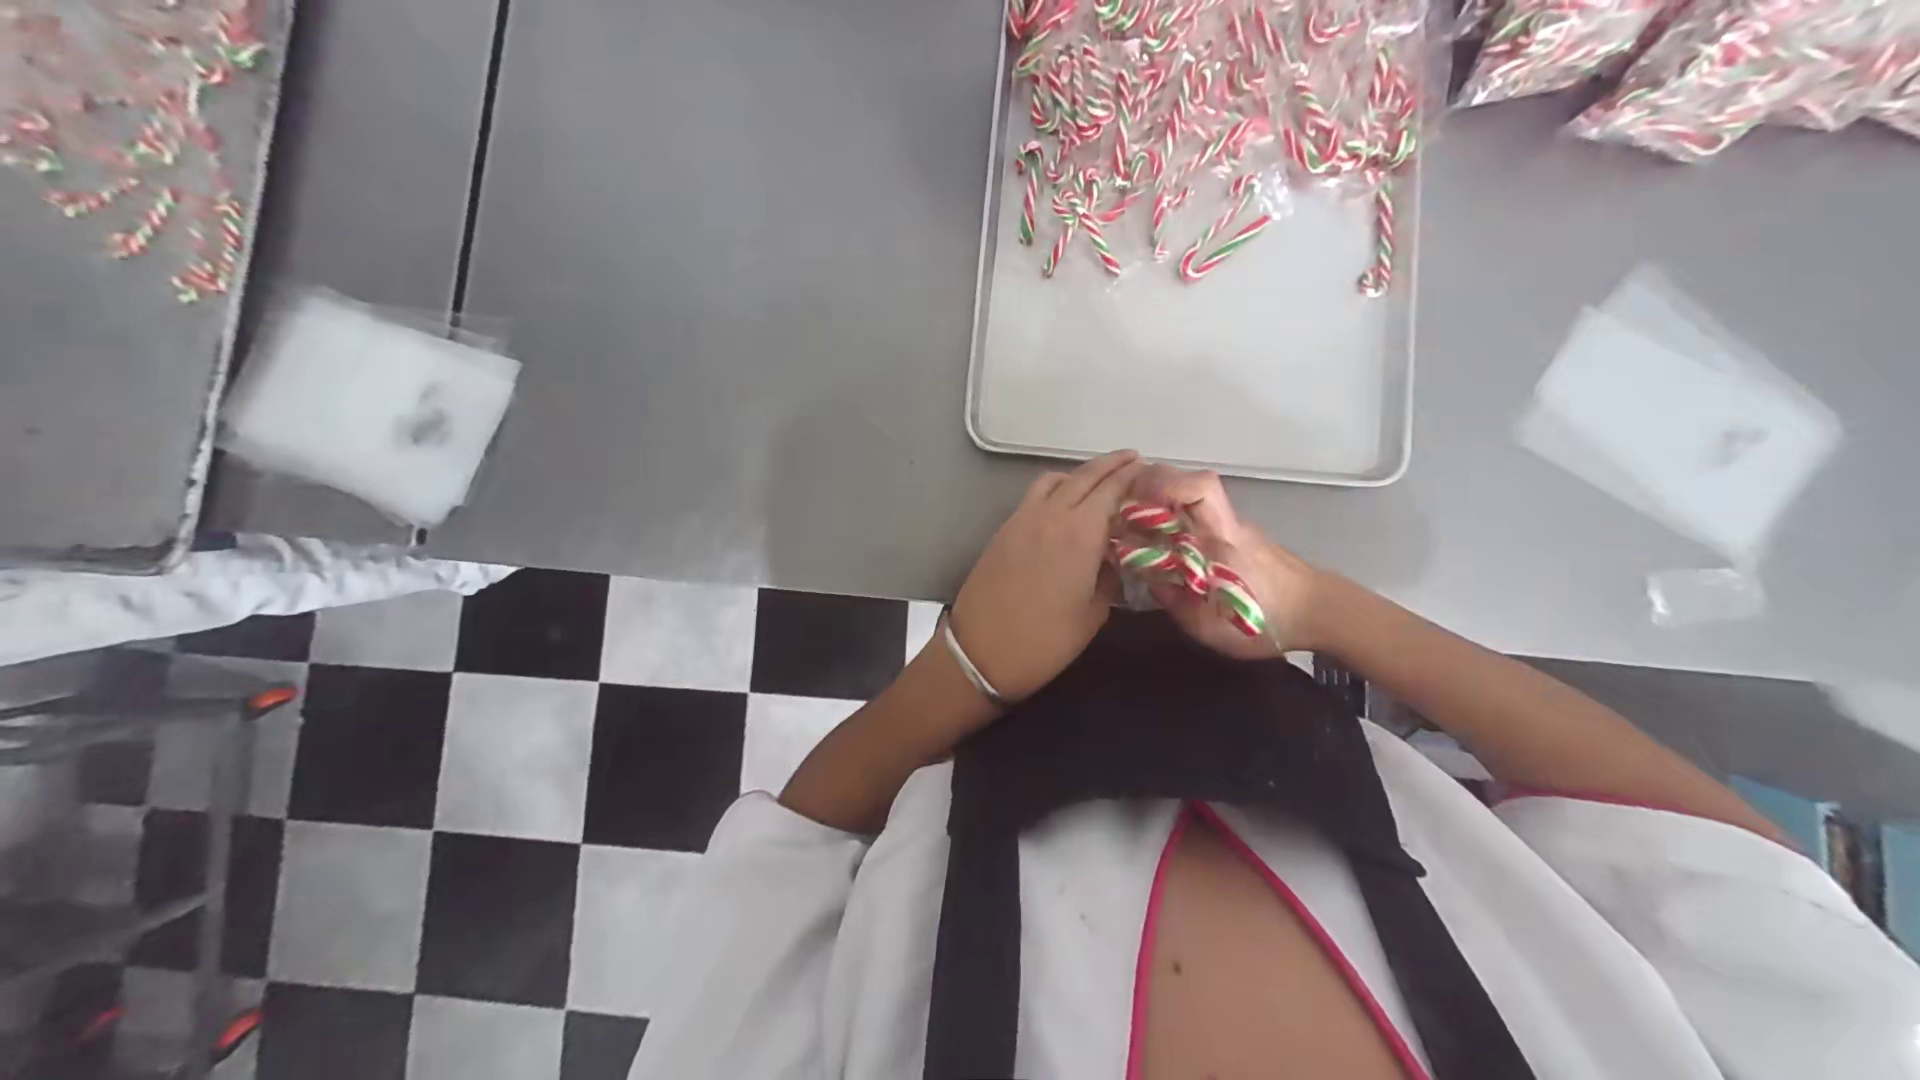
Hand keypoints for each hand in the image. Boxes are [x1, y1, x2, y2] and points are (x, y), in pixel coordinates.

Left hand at [948, 450, 1144, 703]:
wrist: (980, 651)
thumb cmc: (1045, 640)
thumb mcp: (1093, 613)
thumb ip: (1108, 576)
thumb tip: (1114, 555)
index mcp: (1080, 533)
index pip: (1111, 490)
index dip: (1131, 476)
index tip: (1148, 468)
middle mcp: (1051, 515)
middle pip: (1084, 476)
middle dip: (1110, 465)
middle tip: (1132, 459)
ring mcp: (1023, 519)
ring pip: (1055, 480)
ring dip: (1080, 473)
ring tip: (1099, 479)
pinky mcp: (1004, 530)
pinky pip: (1035, 495)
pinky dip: (1056, 487)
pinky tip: (1065, 502)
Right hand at [1128, 465, 1325, 658]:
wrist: (1321, 612)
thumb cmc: (1269, 622)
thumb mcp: (1211, 628)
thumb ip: (1175, 603)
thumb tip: (1150, 581)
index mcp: (1223, 538)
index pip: (1202, 487)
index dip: (1167, 483)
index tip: (1138, 501)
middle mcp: (1225, 523)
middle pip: (1186, 481)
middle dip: (1148, 488)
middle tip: (1120, 514)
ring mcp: (1230, 526)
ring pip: (1187, 498)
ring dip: (1156, 505)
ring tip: (1130, 530)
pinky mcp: (1232, 535)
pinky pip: (1195, 516)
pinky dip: (1170, 521)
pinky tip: (1157, 545)